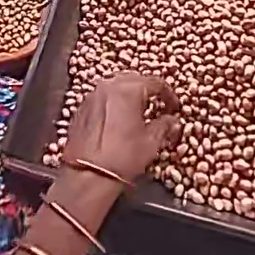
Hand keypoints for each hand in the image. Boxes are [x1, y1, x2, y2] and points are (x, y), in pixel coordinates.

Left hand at [63, 73, 180, 185]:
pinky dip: (113, 103)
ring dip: (129, 95)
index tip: (174, 106)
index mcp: (128, 90)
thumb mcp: (151, 142)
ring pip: (115, 86)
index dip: (168, 94)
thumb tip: (172, 120)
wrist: (87, 175)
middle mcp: (107, 87)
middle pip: (133, 80)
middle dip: (147, 90)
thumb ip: (164, 126)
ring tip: (139, 111)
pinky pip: (102, 98)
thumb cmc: (122, 157)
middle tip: (158, 105)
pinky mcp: (80, 109)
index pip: (154, 83)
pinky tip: (118, 119)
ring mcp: (91, 96)